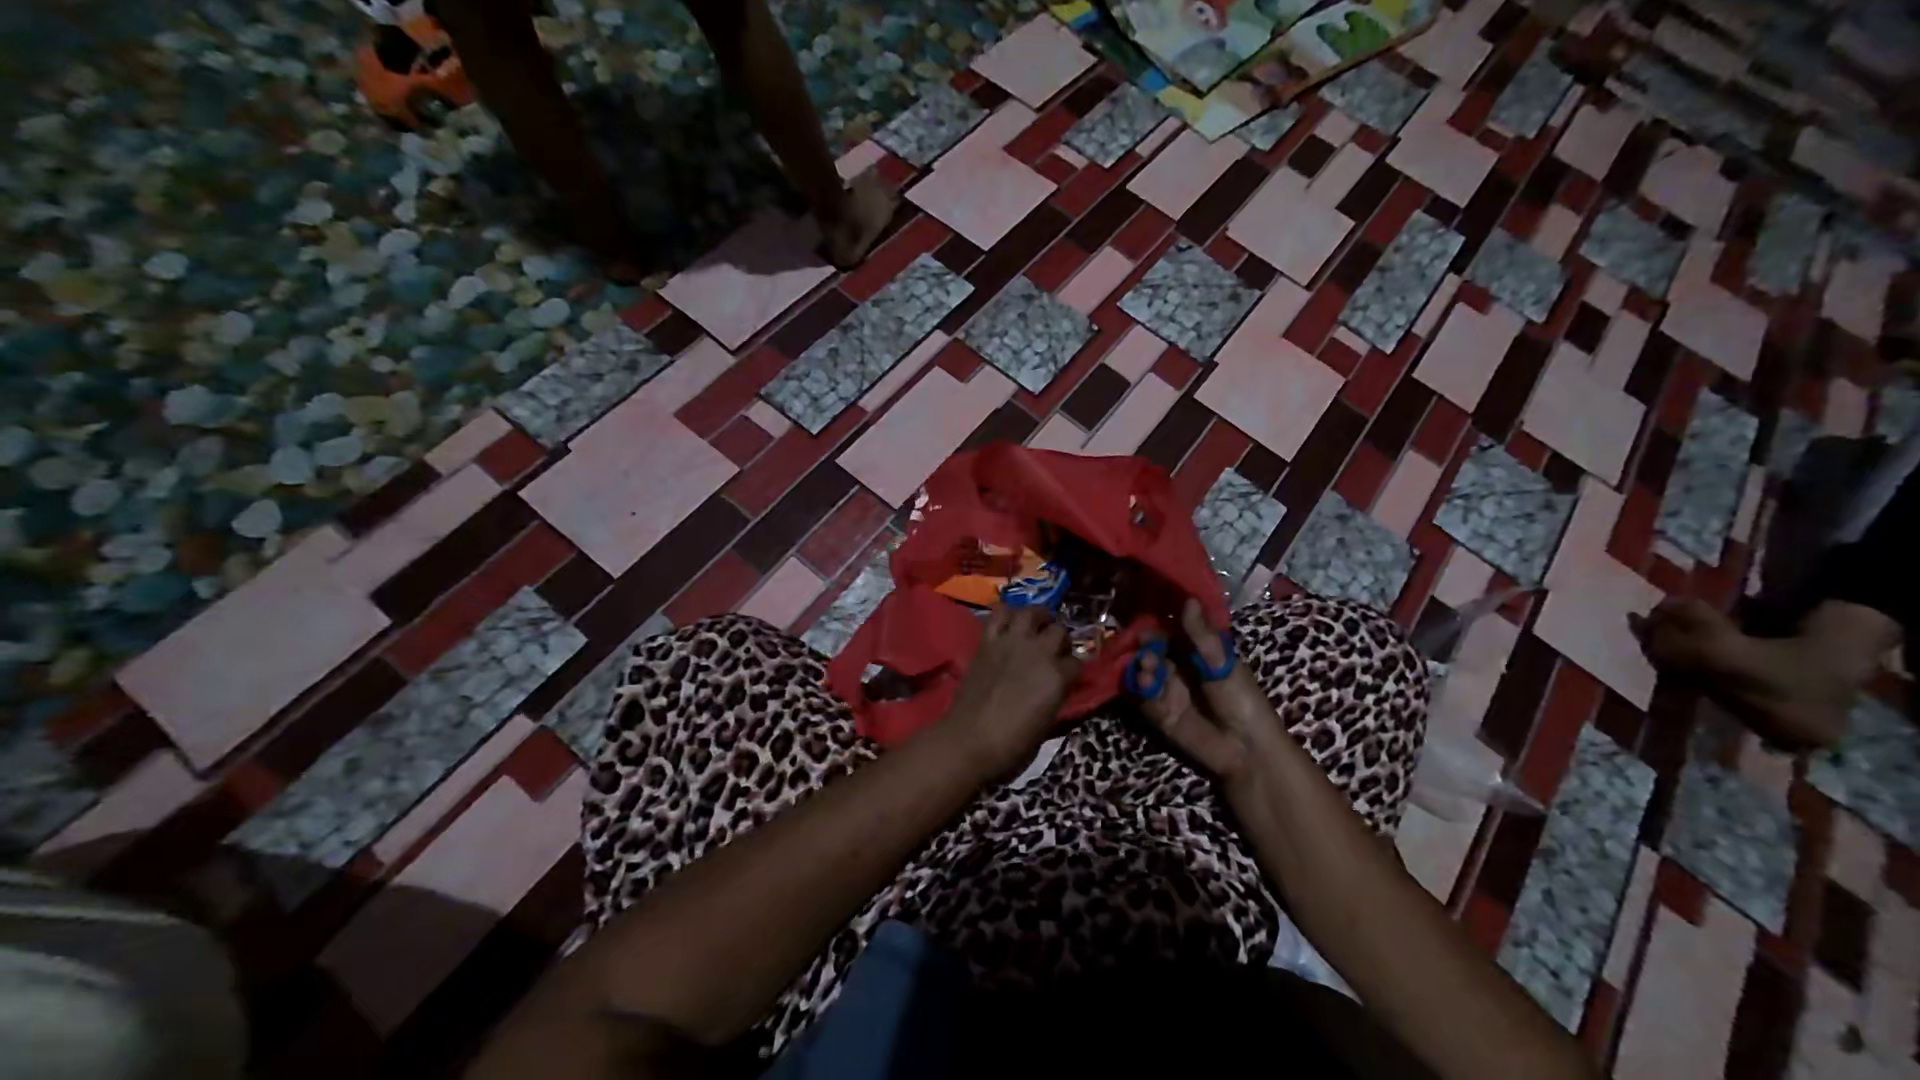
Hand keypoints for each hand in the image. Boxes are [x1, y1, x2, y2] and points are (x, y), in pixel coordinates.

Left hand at [940, 606, 1081, 776]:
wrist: (970, 739)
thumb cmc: (1013, 743)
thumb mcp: (1047, 724)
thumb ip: (1056, 696)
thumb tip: (1057, 686)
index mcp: (1058, 676)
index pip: (1077, 662)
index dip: (1074, 669)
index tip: (1069, 675)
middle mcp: (1038, 652)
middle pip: (1059, 631)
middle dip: (1061, 639)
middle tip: (1055, 648)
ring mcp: (1011, 642)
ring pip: (1031, 612)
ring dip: (1038, 616)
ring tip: (1037, 624)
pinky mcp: (987, 641)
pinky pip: (998, 614)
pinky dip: (1006, 614)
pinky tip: (1009, 623)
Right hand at [1133, 599, 1281, 788]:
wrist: (1246, 749)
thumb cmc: (1243, 700)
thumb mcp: (1223, 664)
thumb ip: (1200, 635)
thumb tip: (1188, 600)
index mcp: (1198, 653)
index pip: (1171, 633)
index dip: (1158, 627)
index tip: (1148, 622)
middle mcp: (1179, 669)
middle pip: (1153, 651)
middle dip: (1146, 649)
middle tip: (1146, 648)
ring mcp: (1168, 691)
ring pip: (1145, 672)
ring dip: (1142, 668)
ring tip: (1149, 670)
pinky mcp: (1159, 713)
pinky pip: (1142, 698)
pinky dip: (1140, 690)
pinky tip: (1146, 686)